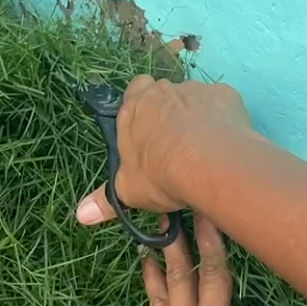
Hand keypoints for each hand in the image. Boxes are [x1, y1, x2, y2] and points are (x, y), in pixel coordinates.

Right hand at [76, 77, 258, 222]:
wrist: (211, 164)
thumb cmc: (161, 175)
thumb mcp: (129, 191)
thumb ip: (104, 200)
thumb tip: (81, 215)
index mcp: (133, 107)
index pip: (133, 91)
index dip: (140, 106)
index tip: (146, 127)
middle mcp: (161, 91)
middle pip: (162, 92)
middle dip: (167, 110)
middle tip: (173, 139)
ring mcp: (194, 90)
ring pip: (193, 97)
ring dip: (196, 114)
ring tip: (203, 144)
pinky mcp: (224, 94)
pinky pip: (221, 103)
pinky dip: (222, 116)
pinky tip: (225, 138)